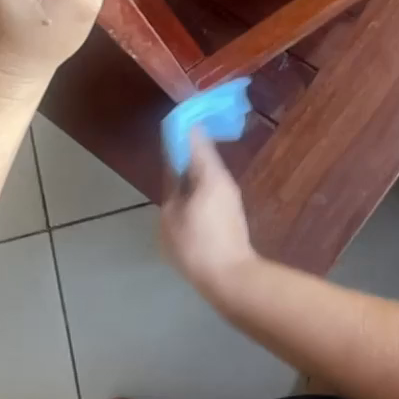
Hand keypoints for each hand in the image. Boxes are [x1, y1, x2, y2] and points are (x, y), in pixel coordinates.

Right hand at [160, 131, 260, 296]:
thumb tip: (174, 168)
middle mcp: (224, 179)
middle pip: (203, 154)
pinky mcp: (231, 211)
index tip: (171, 120)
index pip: (196, 139)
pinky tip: (184, 194)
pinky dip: (197, 183)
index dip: (182, 127)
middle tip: (166, 146)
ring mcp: (230, 196)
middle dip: (186, 149)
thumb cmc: (197, 245)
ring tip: (171, 171)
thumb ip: (172, 186)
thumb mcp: (172, 216)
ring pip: (207, 172)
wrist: (231, 278)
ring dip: (191, 168)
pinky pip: (210, 187)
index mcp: (210, 174)